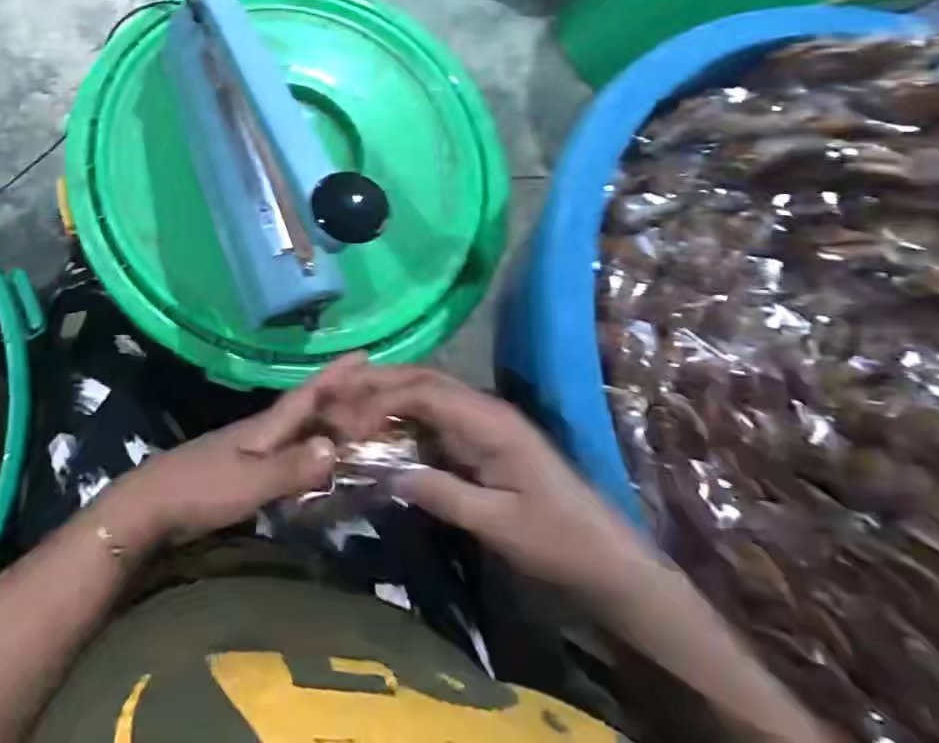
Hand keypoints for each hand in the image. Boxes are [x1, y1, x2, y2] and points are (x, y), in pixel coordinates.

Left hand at [92, 357, 368, 550]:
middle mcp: (259, 432)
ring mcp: (247, 449)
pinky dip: (306, 449)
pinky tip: (314, 459)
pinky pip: (285, 451)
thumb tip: (335, 446)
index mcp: (264, 427)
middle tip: (375, 388)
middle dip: (338, 395)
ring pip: (295, 429)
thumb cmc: (200, 489)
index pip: (307, 395)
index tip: (364, 354)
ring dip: (325, 421)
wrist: (149, 506)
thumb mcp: (249, 482)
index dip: (335, 375)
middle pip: (305, 408)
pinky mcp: (240, 469)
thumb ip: (290, 467)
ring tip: (356, 420)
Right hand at [313, 361, 658, 595]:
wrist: (608, 558)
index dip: (379, 399)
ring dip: (384, 393)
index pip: (424, 391)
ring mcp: (483, 421)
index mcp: (490, 421)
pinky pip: (433, 415)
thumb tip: (386, 474)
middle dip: (374, 384)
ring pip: (425, 391)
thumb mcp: (498, 524)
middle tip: (330, 395)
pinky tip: (377, 427)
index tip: (344, 422)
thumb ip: (443, 493)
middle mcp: (484, 409)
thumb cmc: (558, 541)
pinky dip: (400, 414)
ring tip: (344, 404)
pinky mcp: (482, 438)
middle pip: (421, 379)